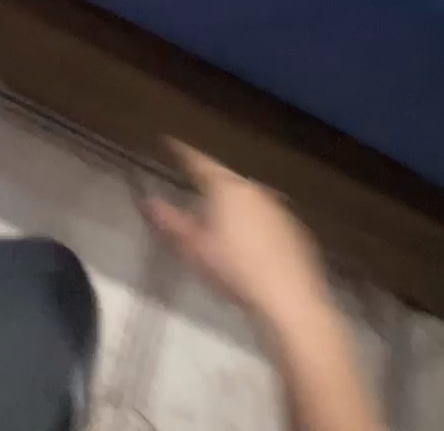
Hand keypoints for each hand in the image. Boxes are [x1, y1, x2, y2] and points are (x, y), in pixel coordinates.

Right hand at [147, 139, 331, 325]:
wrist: (290, 301)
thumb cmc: (233, 268)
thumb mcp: (192, 247)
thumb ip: (169, 220)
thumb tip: (148, 200)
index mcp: (225, 187)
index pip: (198, 161)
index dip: (182, 152)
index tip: (169, 142)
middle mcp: (253, 189)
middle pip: (225, 178)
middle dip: (209, 179)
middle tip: (193, 181)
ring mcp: (278, 209)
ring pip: (247, 197)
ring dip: (232, 201)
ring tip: (219, 213)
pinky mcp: (296, 231)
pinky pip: (266, 217)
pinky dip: (253, 220)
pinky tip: (248, 241)